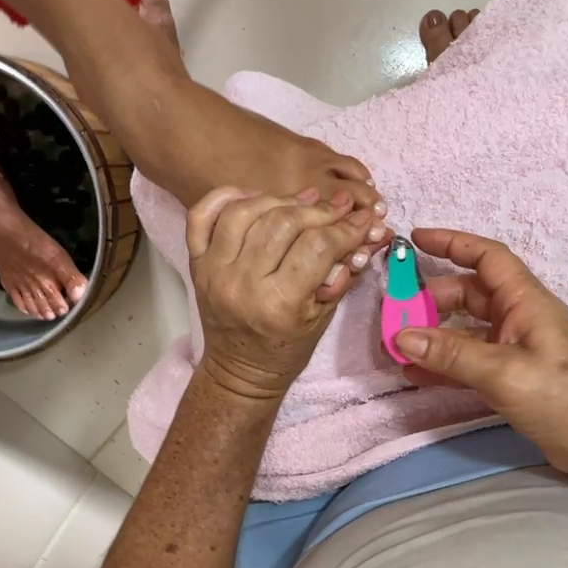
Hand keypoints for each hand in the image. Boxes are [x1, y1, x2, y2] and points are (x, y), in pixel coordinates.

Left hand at [187, 187, 380, 402]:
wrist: (239, 370)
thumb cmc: (285, 349)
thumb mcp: (322, 318)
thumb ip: (344, 274)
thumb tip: (370, 233)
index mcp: (277, 305)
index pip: (317, 247)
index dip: (346, 228)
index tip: (363, 220)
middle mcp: (241, 284)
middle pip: (283, 222)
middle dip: (319, 210)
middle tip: (339, 207)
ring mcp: (214, 271)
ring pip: (246, 211)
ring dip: (280, 199)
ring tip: (303, 201)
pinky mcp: (197, 263)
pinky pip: (202, 216)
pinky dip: (226, 197)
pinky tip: (254, 196)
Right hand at [392, 229, 567, 476]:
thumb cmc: (565, 399)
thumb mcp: (504, 373)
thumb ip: (452, 353)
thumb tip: (402, 336)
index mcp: (526, 301)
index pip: (487, 257)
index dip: (452, 243)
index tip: (415, 239)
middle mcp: (519, 317)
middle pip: (468, 295)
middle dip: (429, 300)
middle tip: (394, 315)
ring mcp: (515, 347)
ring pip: (464, 329)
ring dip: (431, 336)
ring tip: (395, 349)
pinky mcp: (511, 376)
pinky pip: (468, 360)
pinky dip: (443, 363)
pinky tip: (416, 374)